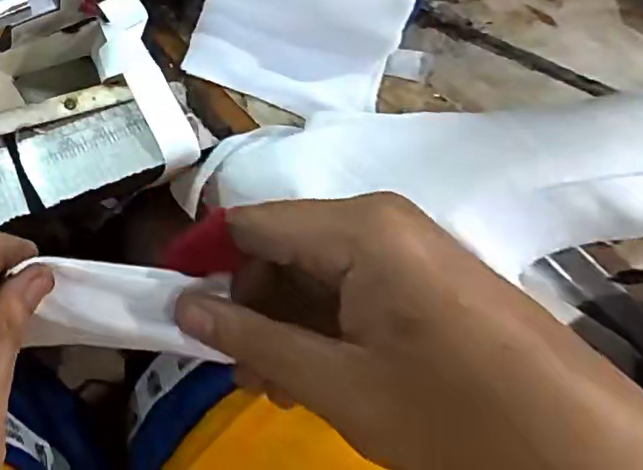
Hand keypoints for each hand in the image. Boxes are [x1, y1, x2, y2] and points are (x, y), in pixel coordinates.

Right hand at [173, 194, 642, 469]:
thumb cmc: (467, 423)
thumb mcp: (343, 388)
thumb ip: (251, 340)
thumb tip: (179, 308)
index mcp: (356, 225)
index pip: (247, 223)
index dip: (203, 260)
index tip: (175, 304)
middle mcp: (379, 218)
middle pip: (281, 245)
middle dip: (250, 302)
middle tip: (235, 366)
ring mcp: (413, 246)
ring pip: (316, 269)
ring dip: (286, 320)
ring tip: (276, 383)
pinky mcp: (437, 278)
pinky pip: (357, 285)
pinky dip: (328, 325)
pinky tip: (324, 375)